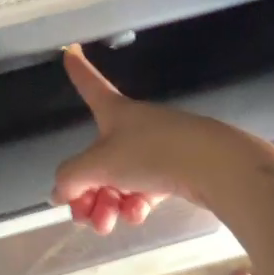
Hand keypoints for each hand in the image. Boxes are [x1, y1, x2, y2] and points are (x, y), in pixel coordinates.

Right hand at [53, 44, 238, 233]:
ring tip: (107, 224)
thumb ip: (71, 178)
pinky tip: (136, 216)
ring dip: (106, 204)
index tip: (70, 50)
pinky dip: (134, 205)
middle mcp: (131, 126)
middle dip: (84, 190)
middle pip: (95, 157)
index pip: (89, 84)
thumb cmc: (152, 152)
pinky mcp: (174, 172)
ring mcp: (154, 149)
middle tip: (84, 216)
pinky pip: (142, 191)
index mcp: (113, 111)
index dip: (78, 70)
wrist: (213, 166)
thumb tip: (60, 193)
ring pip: (117, 180)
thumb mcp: (99, 165)